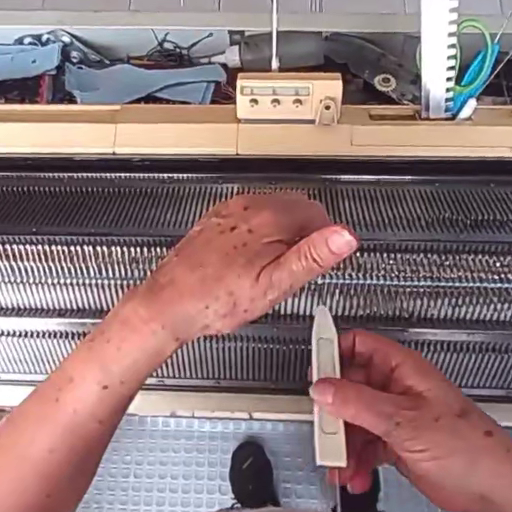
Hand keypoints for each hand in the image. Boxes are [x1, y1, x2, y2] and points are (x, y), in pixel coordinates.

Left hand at [119, 193, 357, 348]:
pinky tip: (248, 263)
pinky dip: (258, 235)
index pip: (318, 213)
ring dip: (282, 233)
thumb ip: (312, 257)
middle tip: (295, 269)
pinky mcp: (215, 221)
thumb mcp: (274, 285)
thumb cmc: (214, 300)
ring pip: (272, 212)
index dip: (324, 241)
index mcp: (268, 217)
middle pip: (296, 208)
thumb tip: (344, 236)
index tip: (318, 262)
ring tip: (271, 269)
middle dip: (304, 235)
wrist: (167, 304)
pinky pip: (249, 219)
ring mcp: (228, 212)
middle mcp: (247, 206)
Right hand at [313, 330, 511, 511]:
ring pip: (353, 421)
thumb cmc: (469, 447)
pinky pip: (364, 446)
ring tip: (341, 467)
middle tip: (325, 434)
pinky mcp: (397, 443)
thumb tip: (321, 387)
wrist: (493, 490)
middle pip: (348, 388)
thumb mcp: (404, 421)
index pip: (358, 345)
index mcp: (402, 369)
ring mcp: (396, 417)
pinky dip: (356, 462)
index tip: (312, 375)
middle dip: (333, 414)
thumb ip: (358, 402)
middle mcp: (397, 389)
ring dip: (343, 445)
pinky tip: (356, 477)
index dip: (332, 355)